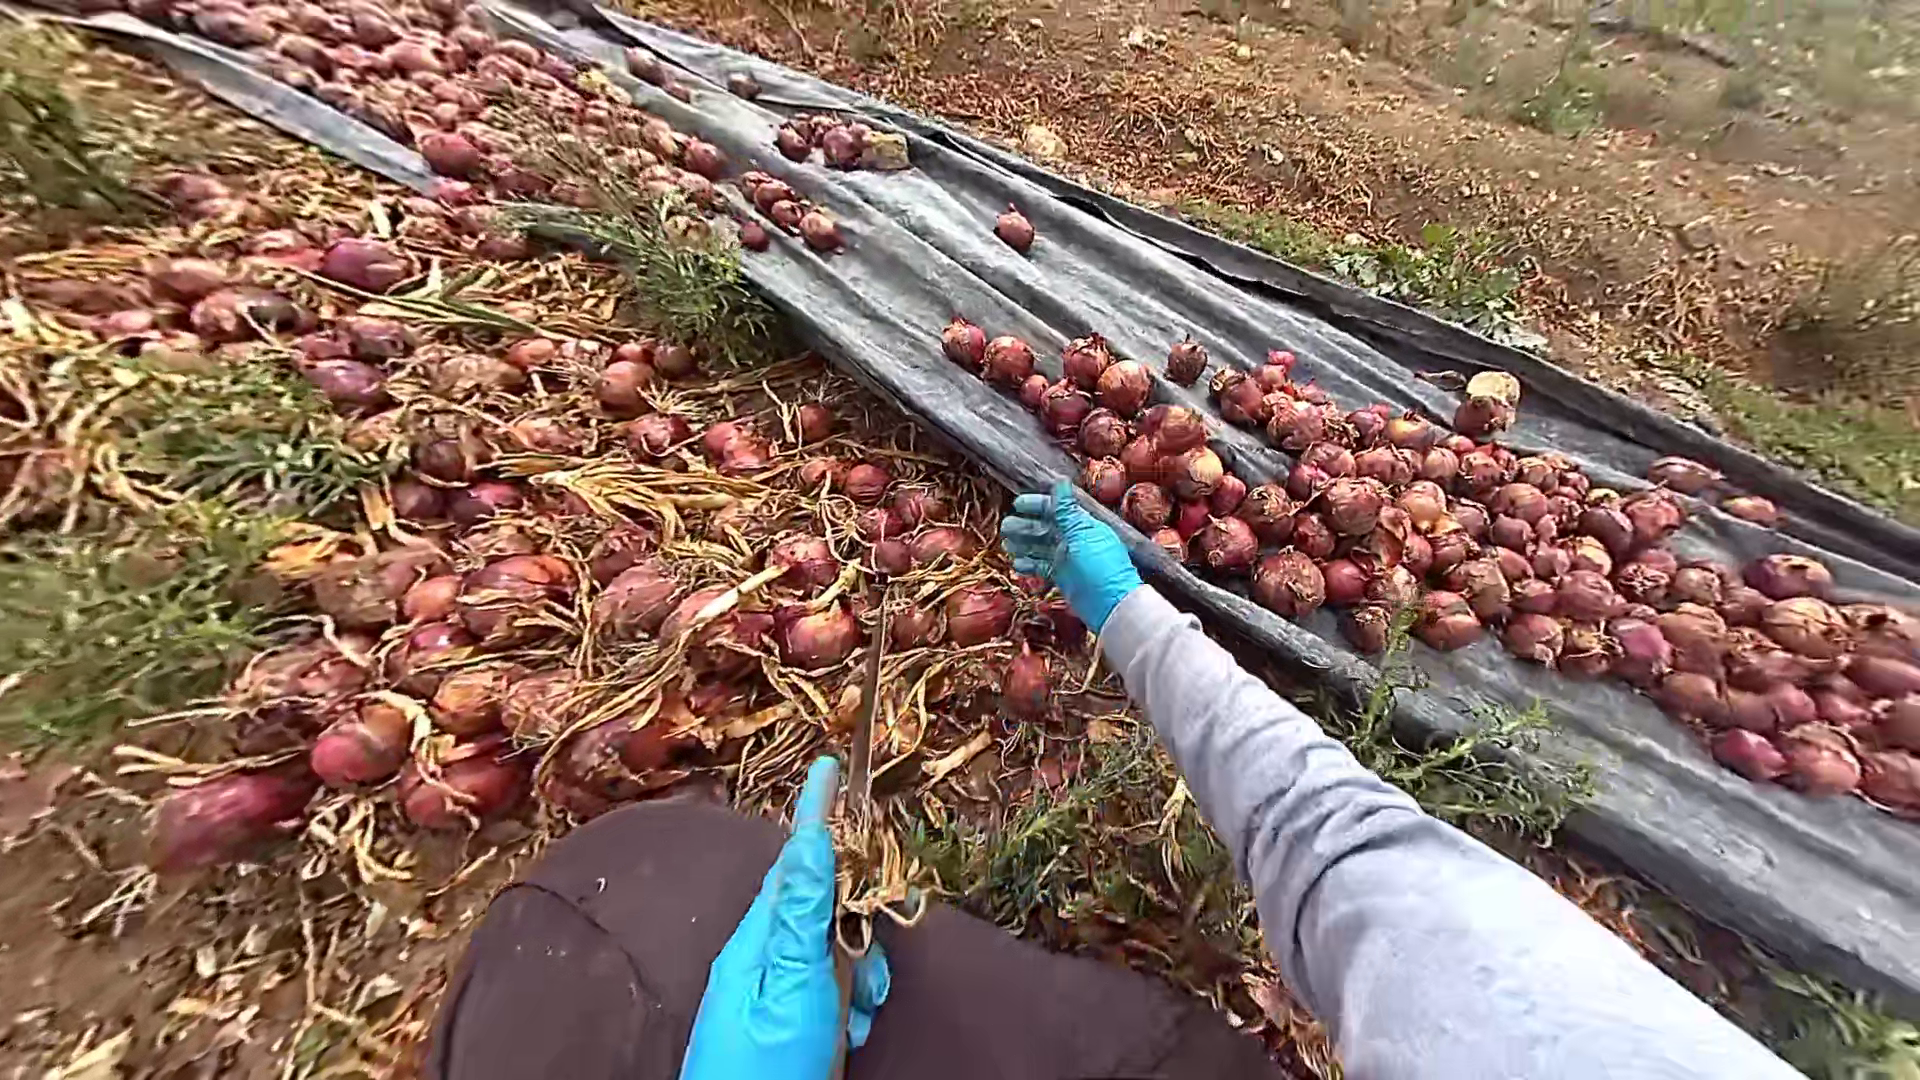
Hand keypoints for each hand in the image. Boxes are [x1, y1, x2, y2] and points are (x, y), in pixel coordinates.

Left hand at [679, 757, 890, 1079]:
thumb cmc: (766, 1068)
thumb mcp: (794, 985)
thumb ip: (805, 912)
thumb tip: (813, 837)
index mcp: (761, 936)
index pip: (795, 856)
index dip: (815, 808)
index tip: (828, 765)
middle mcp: (767, 950)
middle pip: (822, 897)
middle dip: (858, 910)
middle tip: (879, 943)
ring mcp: (778, 982)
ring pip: (834, 938)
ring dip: (860, 960)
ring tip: (863, 1005)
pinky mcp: (793, 1010)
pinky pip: (831, 975)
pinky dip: (851, 988)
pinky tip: (853, 1021)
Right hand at [1000, 480, 1143, 631]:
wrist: (1111, 604)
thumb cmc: (1100, 566)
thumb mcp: (1081, 534)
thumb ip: (1067, 510)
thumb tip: (1060, 480)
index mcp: (1081, 524)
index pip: (1056, 509)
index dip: (1036, 505)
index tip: (1017, 505)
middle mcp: (1073, 539)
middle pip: (1044, 528)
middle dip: (1024, 526)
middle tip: (1005, 527)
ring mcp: (1067, 558)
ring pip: (1040, 547)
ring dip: (1023, 544)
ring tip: (1007, 545)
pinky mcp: (1062, 576)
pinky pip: (1041, 567)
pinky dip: (1029, 565)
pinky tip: (1016, 565)